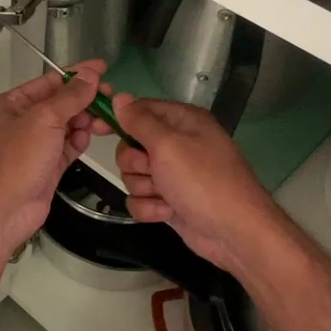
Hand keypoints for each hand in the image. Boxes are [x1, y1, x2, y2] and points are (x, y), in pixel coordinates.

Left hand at [0, 60, 113, 257]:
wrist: (2, 210)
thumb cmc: (16, 160)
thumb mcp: (44, 120)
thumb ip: (70, 97)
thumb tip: (89, 74)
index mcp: (11, 104)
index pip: (48, 82)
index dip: (76, 75)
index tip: (103, 69)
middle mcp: (20, 122)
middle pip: (59, 103)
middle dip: (84, 101)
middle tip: (110, 100)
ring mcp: (33, 146)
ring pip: (66, 125)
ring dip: (84, 121)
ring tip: (101, 122)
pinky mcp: (45, 166)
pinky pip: (67, 147)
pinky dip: (78, 141)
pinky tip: (87, 138)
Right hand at [112, 95, 278, 272]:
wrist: (234, 232)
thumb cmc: (203, 181)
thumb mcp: (168, 144)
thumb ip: (139, 120)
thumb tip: (120, 97)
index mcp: (182, 121)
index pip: (140, 110)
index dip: (118, 119)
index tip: (96, 128)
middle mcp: (177, 144)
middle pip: (130, 146)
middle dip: (135, 163)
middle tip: (153, 170)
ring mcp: (172, 174)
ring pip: (132, 175)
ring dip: (143, 188)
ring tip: (166, 195)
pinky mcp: (168, 200)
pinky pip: (140, 199)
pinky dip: (150, 208)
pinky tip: (167, 213)